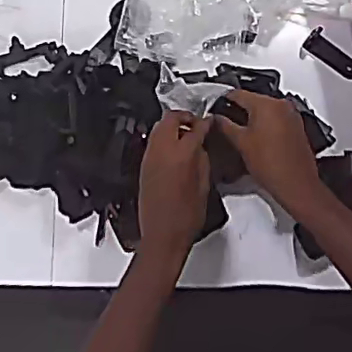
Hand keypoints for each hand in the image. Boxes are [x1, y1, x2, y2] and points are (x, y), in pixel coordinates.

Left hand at [137, 111, 213, 260]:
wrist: (162, 234)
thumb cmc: (184, 218)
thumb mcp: (204, 187)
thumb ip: (202, 161)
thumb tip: (201, 148)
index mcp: (182, 155)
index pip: (195, 128)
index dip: (205, 122)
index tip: (209, 122)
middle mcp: (162, 152)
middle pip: (171, 118)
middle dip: (184, 117)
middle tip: (195, 123)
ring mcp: (149, 157)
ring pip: (159, 127)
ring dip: (172, 126)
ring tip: (185, 134)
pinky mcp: (143, 165)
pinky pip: (153, 142)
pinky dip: (163, 138)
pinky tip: (174, 149)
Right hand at [215, 90, 323, 210]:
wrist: (296, 185)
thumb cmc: (272, 166)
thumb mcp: (240, 143)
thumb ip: (225, 125)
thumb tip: (217, 118)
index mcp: (267, 105)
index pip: (238, 93)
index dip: (224, 100)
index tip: (216, 106)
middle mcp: (282, 106)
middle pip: (253, 100)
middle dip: (238, 110)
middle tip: (224, 121)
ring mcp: (291, 116)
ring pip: (265, 110)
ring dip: (252, 118)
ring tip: (239, 132)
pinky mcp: (296, 127)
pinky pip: (276, 118)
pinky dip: (265, 124)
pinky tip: (256, 138)